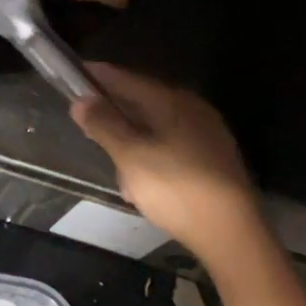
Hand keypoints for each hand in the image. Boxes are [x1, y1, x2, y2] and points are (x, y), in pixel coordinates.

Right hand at [71, 64, 261, 260]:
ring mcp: (207, 135)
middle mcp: (193, 109)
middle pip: (144, 100)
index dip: (99, 76)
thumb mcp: (131, 156)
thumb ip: (105, 125)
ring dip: (132, 138)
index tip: (74, 73)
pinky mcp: (213, 160)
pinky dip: (150, 154)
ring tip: (113, 161)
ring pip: (158, 126)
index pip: (128, 78)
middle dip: (114, 109)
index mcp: (172, 101)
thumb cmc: (176, 188)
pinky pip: (172, 146)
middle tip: (87, 119)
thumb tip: (82, 100)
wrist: (230, 232)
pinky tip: (140, 181)